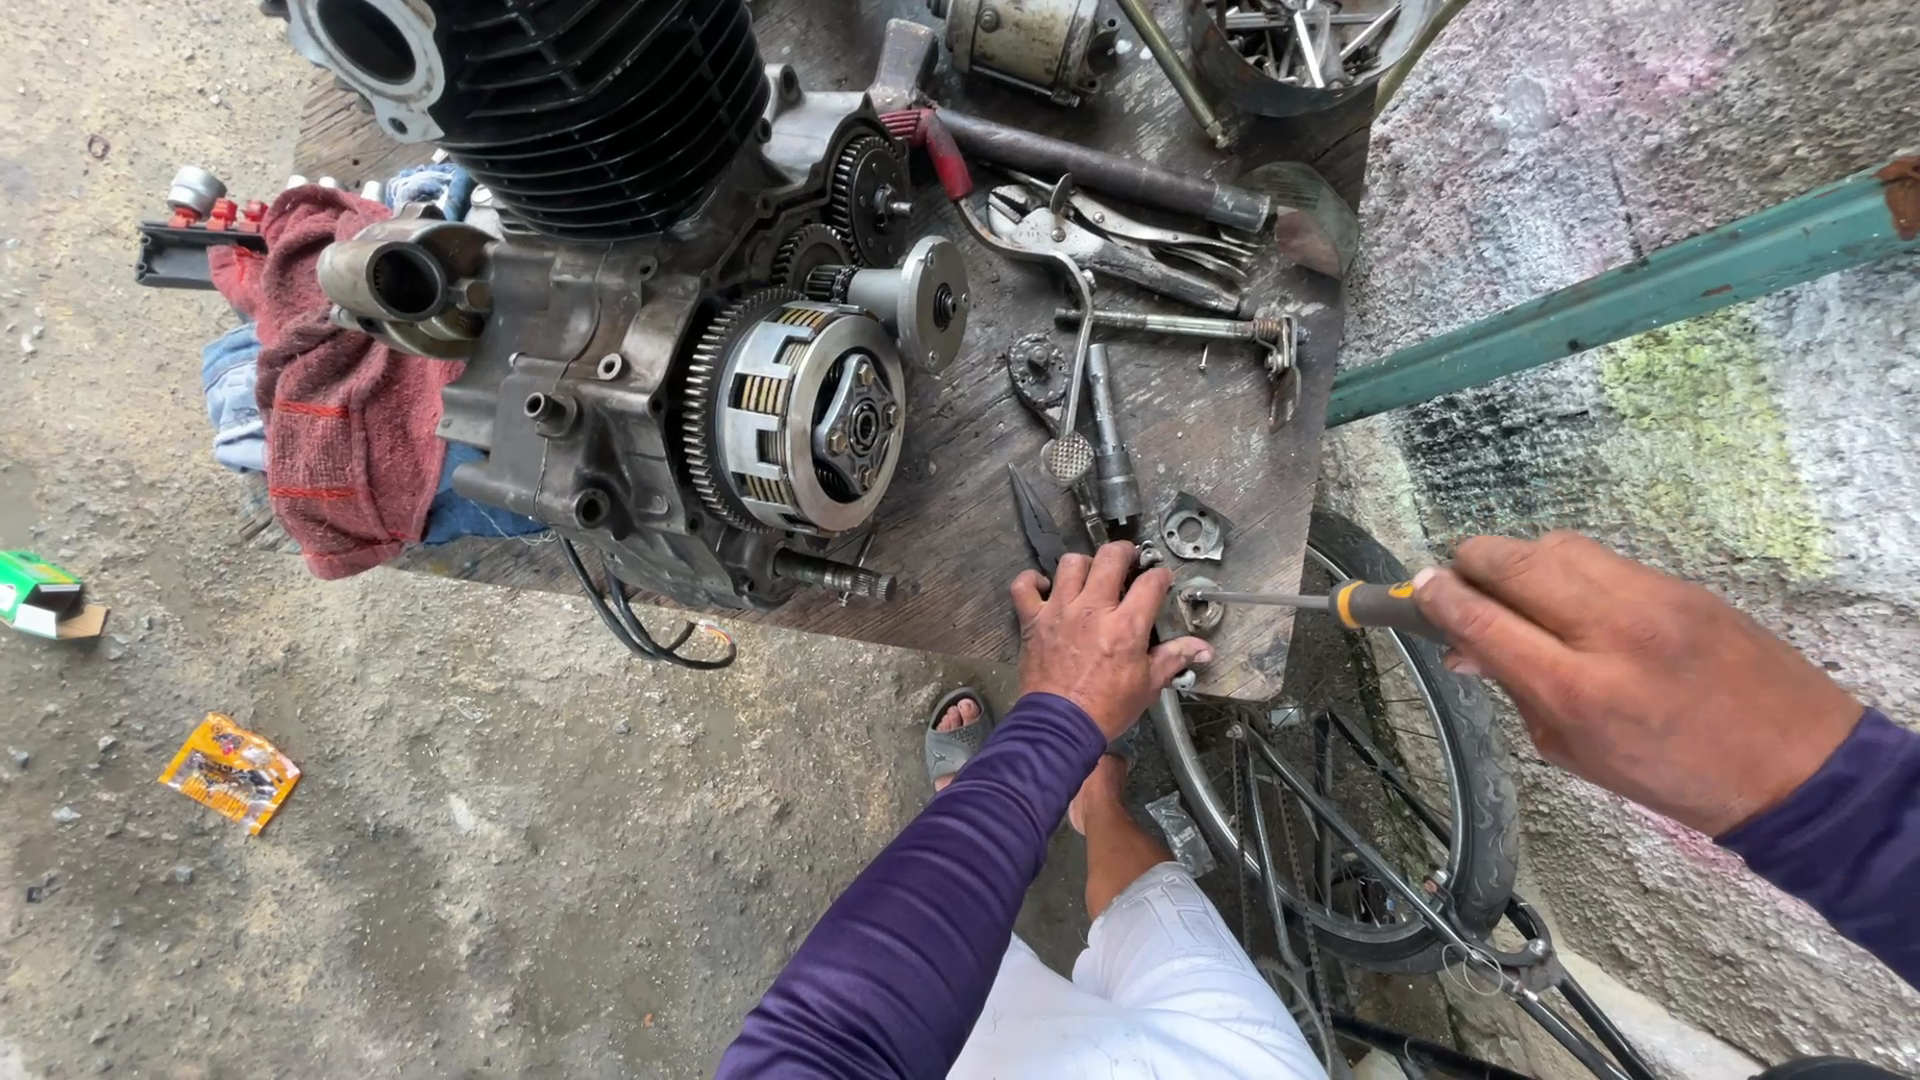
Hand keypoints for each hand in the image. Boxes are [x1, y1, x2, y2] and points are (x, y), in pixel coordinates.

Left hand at [1011, 541, 1213, 738]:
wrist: (1060, 727)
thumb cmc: (1104, 709)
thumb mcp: (1147, 685)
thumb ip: (1173, 658)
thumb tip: (1203, 649)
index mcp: (1125, 626)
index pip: (1150, 583)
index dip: (1160, 575)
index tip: (1160, 578)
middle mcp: (1092, 610)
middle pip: (1110, 558)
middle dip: (1124, 552)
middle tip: (1128, 559)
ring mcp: (1059, 611)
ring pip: (1070, 564)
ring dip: (1083, 564)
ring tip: (1090, 575)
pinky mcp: (1033, 620)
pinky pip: (1024, 586)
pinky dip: (1032, 581)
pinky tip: (1045, 587)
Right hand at [1413, 531, 1863, 836]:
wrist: (1800, 769)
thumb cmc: (1665, 771)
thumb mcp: (1565, 745)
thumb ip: (1508, 683)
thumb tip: (1460, 643)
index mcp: (1575, 688)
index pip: (1480, 618)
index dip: (1435, 597)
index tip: (1416, 589)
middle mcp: (1610, 631)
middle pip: (1508, 562)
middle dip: (1467, 566)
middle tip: (1462, 588)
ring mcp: (1652, 599)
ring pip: (1549, 544)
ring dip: (1516, 563)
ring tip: (1520, 594)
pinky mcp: (1681, 585)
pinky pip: (1597, 556)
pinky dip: (1563, 570)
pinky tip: (1572, 601)